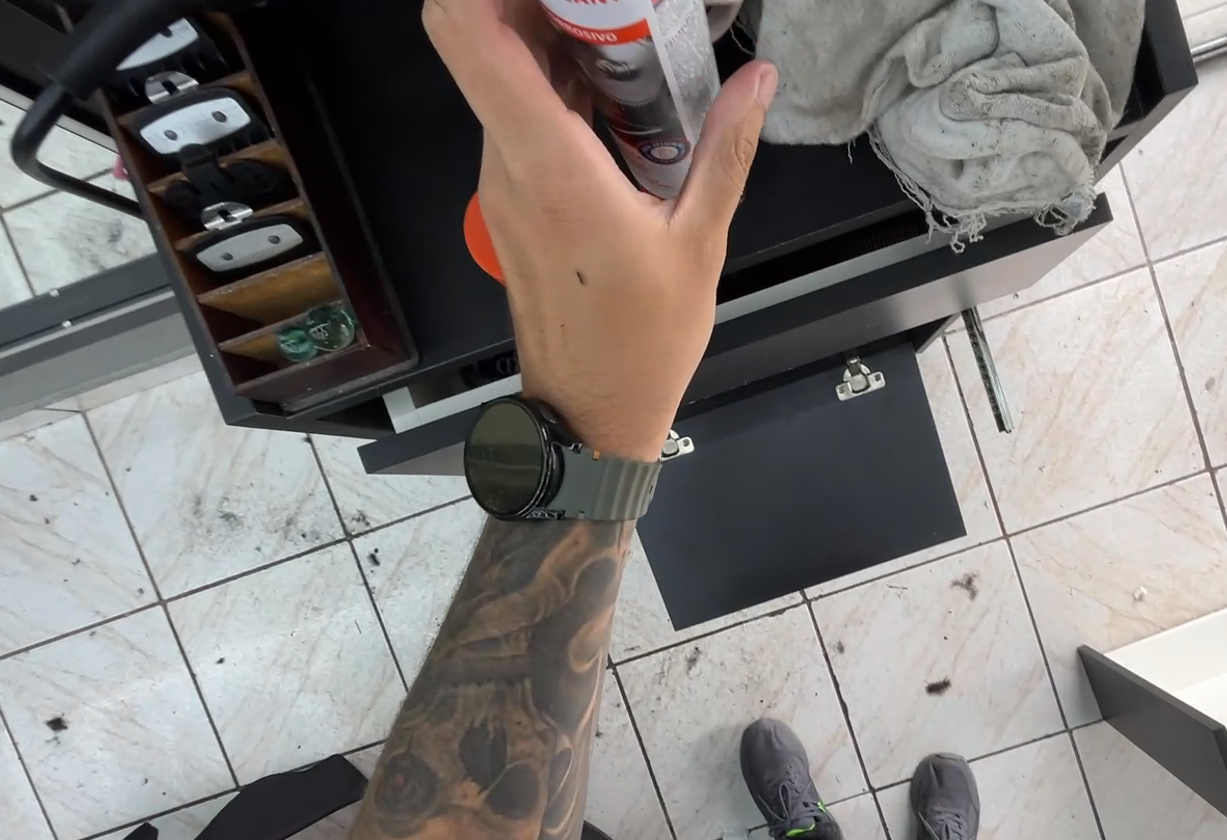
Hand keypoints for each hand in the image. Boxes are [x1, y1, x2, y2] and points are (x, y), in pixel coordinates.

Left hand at [423, 0, 776, 460]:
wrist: (593, 413)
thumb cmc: (646, 341)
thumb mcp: (699, 245)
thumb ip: (725, 153)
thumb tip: (759, 78)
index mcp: (550, 164)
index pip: (467, 27)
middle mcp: (508, 162)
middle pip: (488, 37)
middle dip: (550, 5)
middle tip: (625, 12)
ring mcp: (502, 186)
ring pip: (505, 80)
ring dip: (558, 47)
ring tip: (633, 50)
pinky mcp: (512, 206)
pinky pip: (520, 123)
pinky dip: (558, 96)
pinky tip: (620, 110)